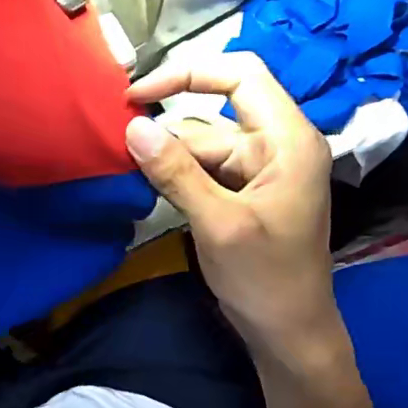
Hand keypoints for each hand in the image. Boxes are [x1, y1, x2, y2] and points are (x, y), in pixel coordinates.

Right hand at [124, 52, 338, 352]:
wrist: (288, 333)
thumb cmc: (265, 279)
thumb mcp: (218, 223)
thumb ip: (176, 172)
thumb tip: (132, 127)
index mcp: (288, 140)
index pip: (240, 76)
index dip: (187, 74)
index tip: (136, 95)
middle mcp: (276, 145)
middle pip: (213, 116)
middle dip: (168, 132)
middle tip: (119, 146)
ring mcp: (259, 171)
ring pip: (203, 145)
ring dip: (167, 158)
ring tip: (129, 173)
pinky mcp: (243, 194)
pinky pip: (204, 170)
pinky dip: (177, 176)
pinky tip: (149, 186)